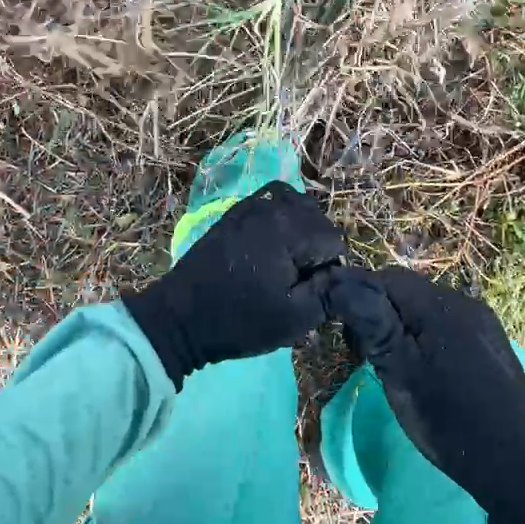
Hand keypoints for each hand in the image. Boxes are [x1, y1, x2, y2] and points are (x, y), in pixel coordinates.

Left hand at [122, 181, 345, 387]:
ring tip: (287, 264)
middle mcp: (272, 206)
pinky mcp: (234, 212)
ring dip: (301, 231)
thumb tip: (344, 276)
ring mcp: (250, 204)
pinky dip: (281, 218)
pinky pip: (272, 202)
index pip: (335, 240)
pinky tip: (272, 246)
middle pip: (317, 219)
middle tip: (297, 283)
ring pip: (296, 206)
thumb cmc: (240, 321)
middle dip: (316, 249)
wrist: (180, 317)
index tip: (311, 293)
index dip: (330, 270)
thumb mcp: (295, 318)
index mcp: (289, 228)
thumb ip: (330, 293)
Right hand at [327, 266, 524, 523]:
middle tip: (367, 352)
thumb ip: (371, 320)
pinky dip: (429, 338)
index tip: (347, 332)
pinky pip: (450, 326)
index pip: (386, 277)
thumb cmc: (447, 417)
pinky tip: (429, 370)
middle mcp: (463, 301)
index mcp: (438, 303)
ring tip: (396, 363)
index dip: (359, 297)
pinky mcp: (493, 343)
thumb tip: (340, 282)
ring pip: (429, 309)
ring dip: (405, 326)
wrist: (515, 464)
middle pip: (408, 291)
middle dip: (382, 312)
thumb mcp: (398, 370)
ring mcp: (483, 322)